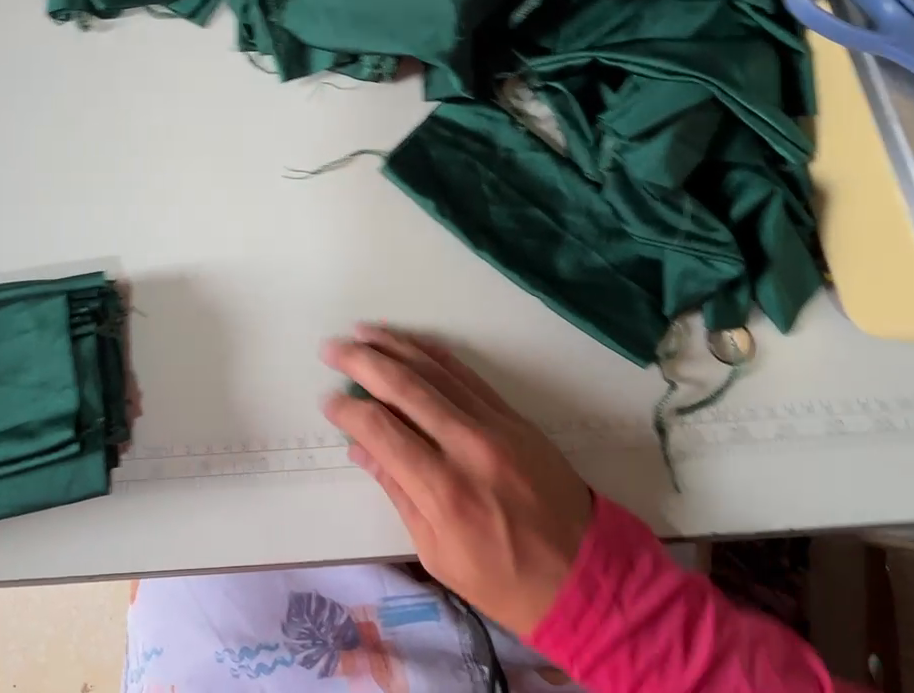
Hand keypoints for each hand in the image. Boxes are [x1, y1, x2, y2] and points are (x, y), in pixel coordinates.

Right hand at [321, 324, 592, 637]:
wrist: (585, 574)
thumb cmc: (503, 579)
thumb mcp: (437, 553)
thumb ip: (397, 493)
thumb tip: (360, 447)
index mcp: (443, 491)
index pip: (381, 430)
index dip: (348, 411)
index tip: (328, 400)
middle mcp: (467, 447)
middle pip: (404, 387)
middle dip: (362, 362)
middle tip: (332, 348)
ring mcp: (495, 425)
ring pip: (435, 370)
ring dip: (394, 346)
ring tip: (361, 333)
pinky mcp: (514, 416)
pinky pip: (467, 374)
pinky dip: (434, 354)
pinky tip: (410, 344)